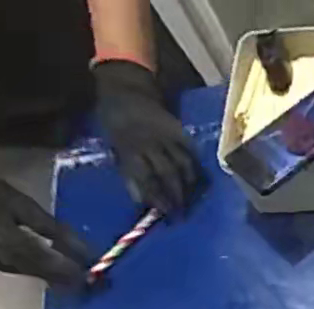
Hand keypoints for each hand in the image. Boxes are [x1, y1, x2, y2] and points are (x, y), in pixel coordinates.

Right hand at [0, 125, 94, 287]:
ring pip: (30, 274)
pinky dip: (37, 272)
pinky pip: (16, 270)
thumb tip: (83, 251)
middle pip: (41, 273)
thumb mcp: (17, 200)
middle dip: (69, 280)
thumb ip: (50, 228)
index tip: (97, 279)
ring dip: (55, 279)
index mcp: (5, 237)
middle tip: (96, 286)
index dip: (73, 272)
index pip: (49, 263)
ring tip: (80, 281)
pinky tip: (51, 272)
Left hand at [92, 60, 201, 216]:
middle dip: (177, 197)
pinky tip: (199, 179)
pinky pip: (190, 151)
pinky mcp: (178, 129)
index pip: (147, 180)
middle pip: (169, 175)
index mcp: (131, 149)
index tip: (166, 215)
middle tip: (183, 214)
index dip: (158, 200)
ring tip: (193, 200)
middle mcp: (150, 144)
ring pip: (183, 165)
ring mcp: (166, 136)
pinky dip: (196, 166)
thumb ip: (128, 173)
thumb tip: (141, 200)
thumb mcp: (114, 147)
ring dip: (189, 185)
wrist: (126, 87)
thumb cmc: (115, 120)